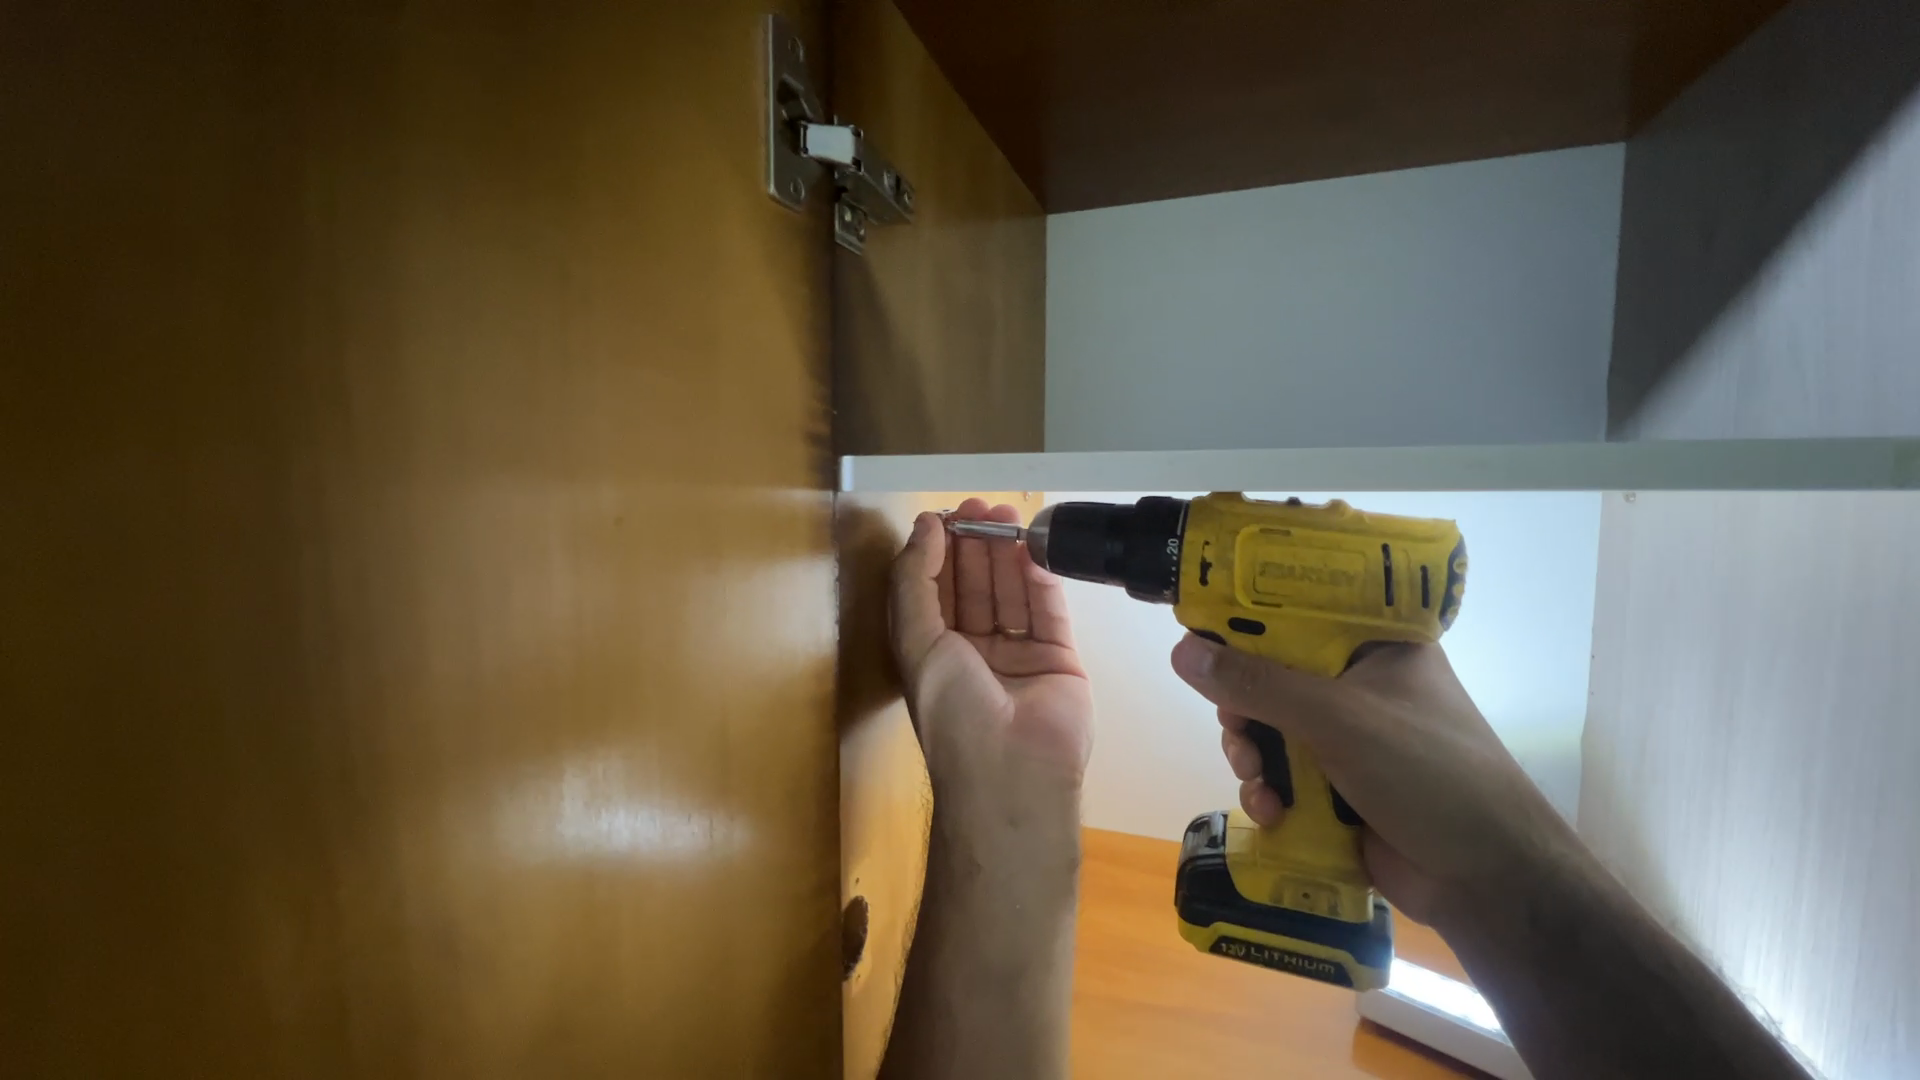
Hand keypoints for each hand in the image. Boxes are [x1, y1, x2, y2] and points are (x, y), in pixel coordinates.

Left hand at [890, 499, 1092, 804]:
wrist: (1012, 770)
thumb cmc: (953, 707)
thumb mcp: (917, 641)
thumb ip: (915, 581)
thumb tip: (924, 526)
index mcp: (935, 651)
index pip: (937, 589)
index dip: (940, 551)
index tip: (948, 515)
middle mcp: (975, 650)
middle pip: (976, 585)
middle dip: (977, 545)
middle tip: (985, 506)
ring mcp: (1019, 654)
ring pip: (1012, 592)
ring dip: (1008, 554)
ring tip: (1009, 516)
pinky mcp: (1058, 657)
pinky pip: (1048, 610)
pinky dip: (1041, 579)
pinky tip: (1033, 550)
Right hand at [1171, 636, 1576, 926]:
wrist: (1488, 882)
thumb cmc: (1428, 773)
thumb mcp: (1337, 718)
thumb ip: (1256, 683)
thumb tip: (1180, 650)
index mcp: (1374, 644)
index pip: (1297, 612)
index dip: (1248, 620)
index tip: (1203, 633)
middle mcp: (1357, 683)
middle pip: (1271, 673)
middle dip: (1242, 705)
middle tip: (1236, 724)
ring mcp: (1346, 736)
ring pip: (1268, 725)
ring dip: (1250, 753)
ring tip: (1254, 779)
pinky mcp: (1335, 783)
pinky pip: (1279, 771)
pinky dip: (1267, 789)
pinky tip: (1270, 811)